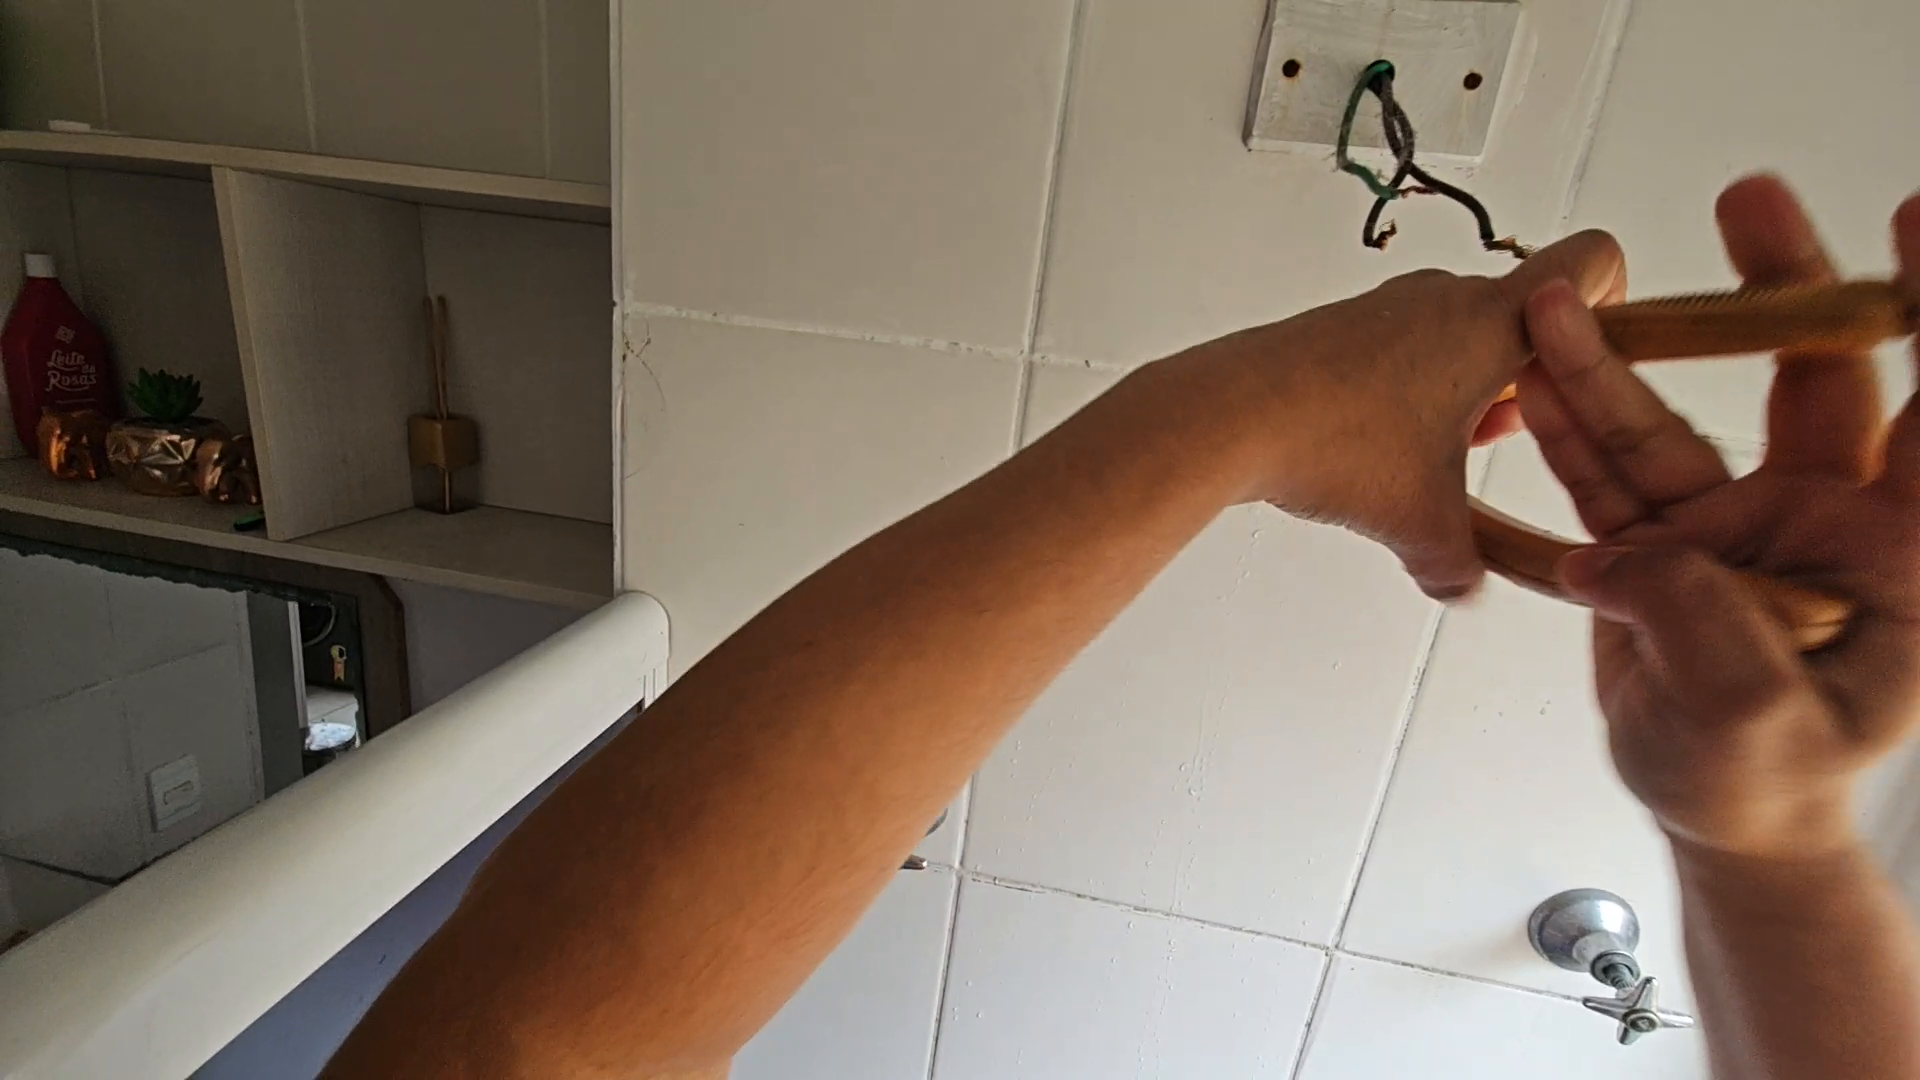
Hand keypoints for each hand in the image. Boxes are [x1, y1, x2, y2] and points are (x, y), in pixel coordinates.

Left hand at [1183, 230, 1625, 598]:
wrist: (1226, 418)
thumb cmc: (1330, 442)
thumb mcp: (1417, 520)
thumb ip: (1456, 561)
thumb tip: (1459, 584)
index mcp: (1488, 323)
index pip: (1588, 264)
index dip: (1610, 304)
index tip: (1578, 365)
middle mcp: (1432, 301)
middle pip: (1509, 318)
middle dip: (1513, 380)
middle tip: (1488, 437)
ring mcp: (1370, 313)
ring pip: (1439, 338)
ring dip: (1446, 390)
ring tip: (1419, 452)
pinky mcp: (1320, 333)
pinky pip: (1379, 350)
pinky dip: (1388, 389)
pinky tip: (1361, 442)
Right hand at [1519, 175, 1919, 858]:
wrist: (1707, 795)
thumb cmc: (1760, 774)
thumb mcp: (1753, 712)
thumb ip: (1699, 620)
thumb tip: (1619, 555)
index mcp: (1896, 550)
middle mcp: (1814, 522)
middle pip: (1808, 382)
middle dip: (1774, 294)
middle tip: (1747, 209)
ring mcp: (1723, 529)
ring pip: (1670, 428)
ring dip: (1611, 370)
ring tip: (1554, 315)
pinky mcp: (1652, 547)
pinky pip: (1604, 480)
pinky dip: (1565, 438)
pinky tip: (1532, 395)